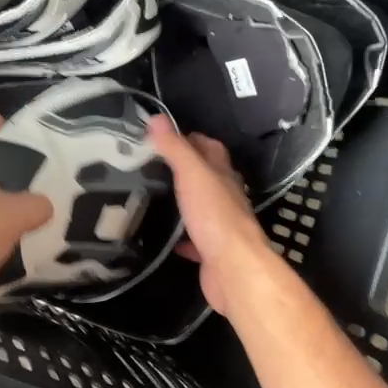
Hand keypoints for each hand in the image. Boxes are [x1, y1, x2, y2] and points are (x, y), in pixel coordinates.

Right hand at [148, 115, 281, 315]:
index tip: (164, 135)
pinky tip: (165, 236)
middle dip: (185, 169)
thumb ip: (175, 148)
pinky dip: (182, 236)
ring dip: (184, 201)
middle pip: (207, 176)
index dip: (190, 138)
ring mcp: (221, 225)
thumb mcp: (192, 174)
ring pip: (201, 206)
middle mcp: (226, 197)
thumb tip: (157, 118)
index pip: (210, 148)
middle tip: (154, 164)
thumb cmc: (215, 216)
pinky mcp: (212, 251)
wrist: (233, 269)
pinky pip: (194, 239)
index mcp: (223, 175)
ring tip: (155, 195)